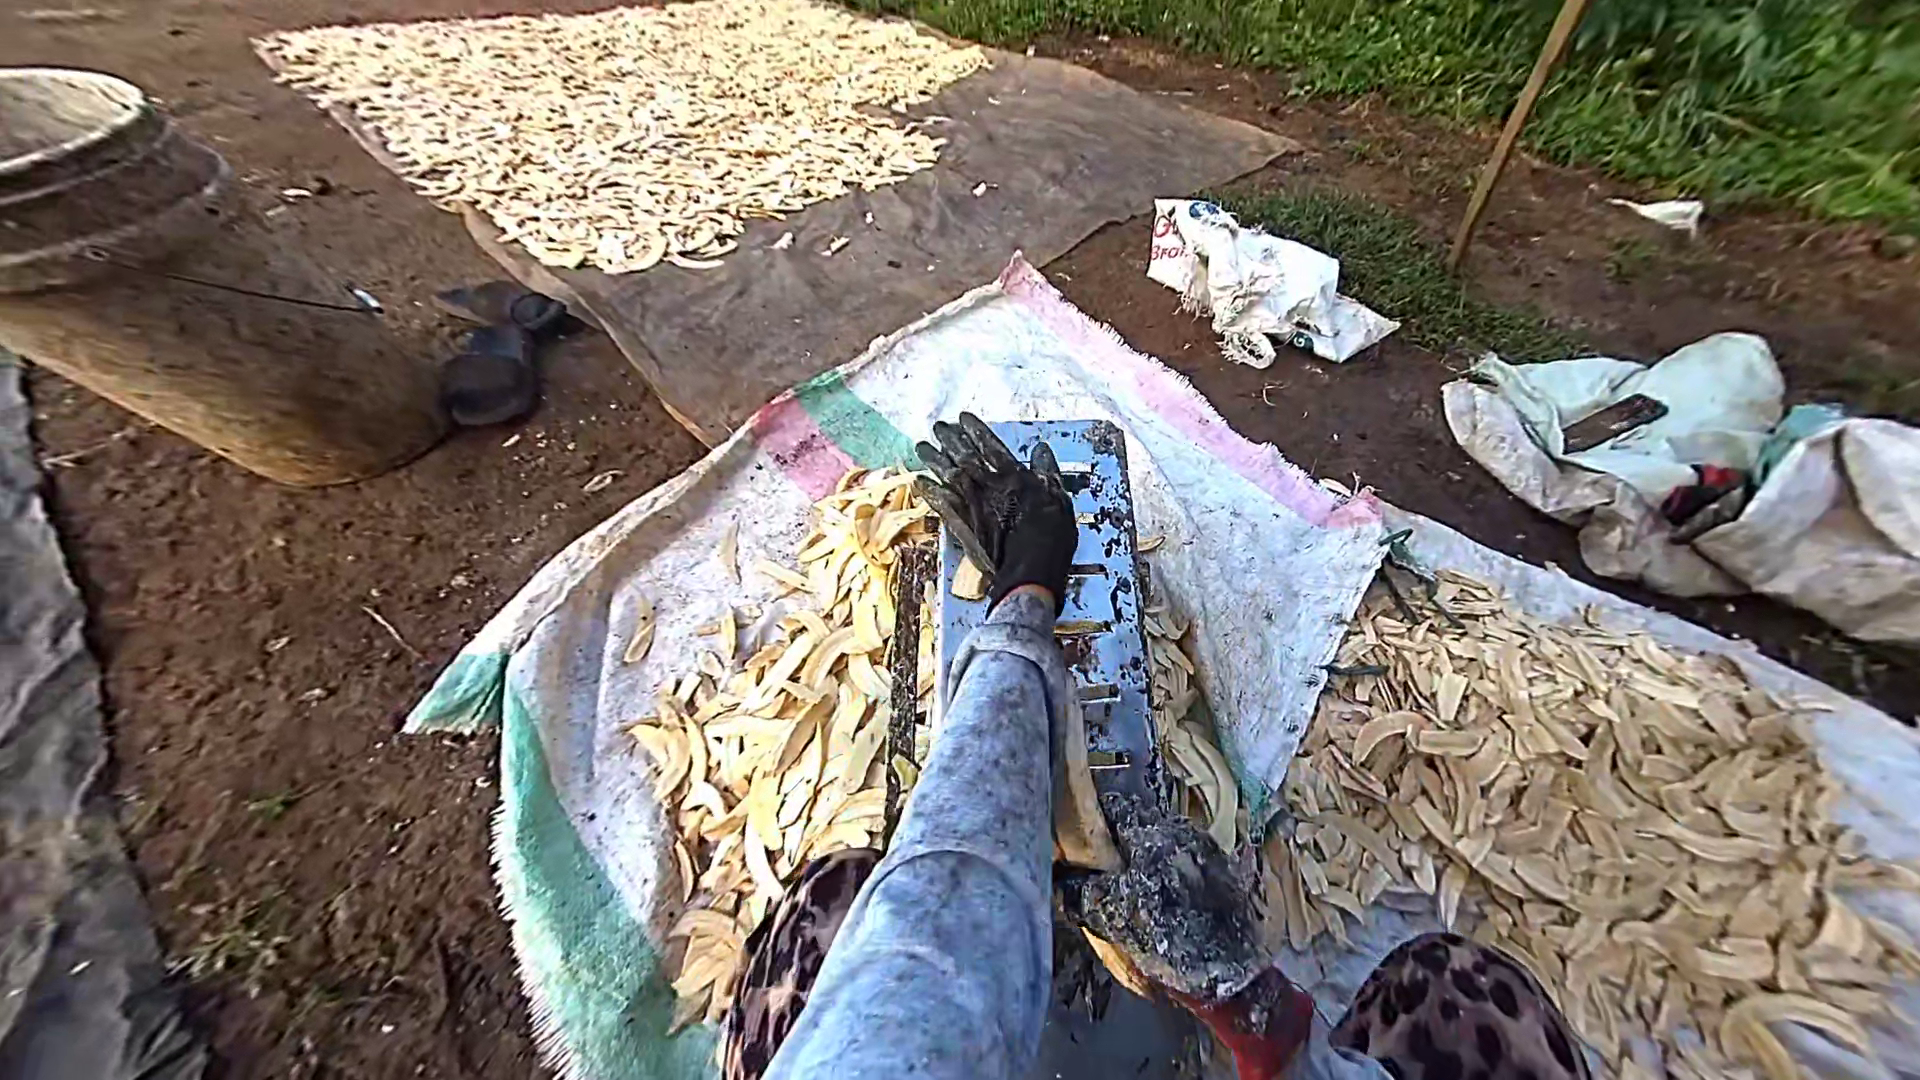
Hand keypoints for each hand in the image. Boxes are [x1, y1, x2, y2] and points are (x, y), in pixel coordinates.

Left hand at [915, 413, 1076, 612]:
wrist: (1030, 569)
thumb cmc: (1050, 538)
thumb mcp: (1059, 500)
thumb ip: (1047, 473)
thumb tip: (1041, 451)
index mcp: (1014, 477)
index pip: (991, 446)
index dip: (976, 431)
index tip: (963, 418)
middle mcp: (989, 486)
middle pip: (965, 456)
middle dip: (950, 440)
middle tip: (937, 427)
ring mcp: (973, 505)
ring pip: (948, 475)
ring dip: (935, 460)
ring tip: (922, 447)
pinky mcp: (961, 525)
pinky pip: (941, 504)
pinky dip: (930, 492)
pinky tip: (920, 481)